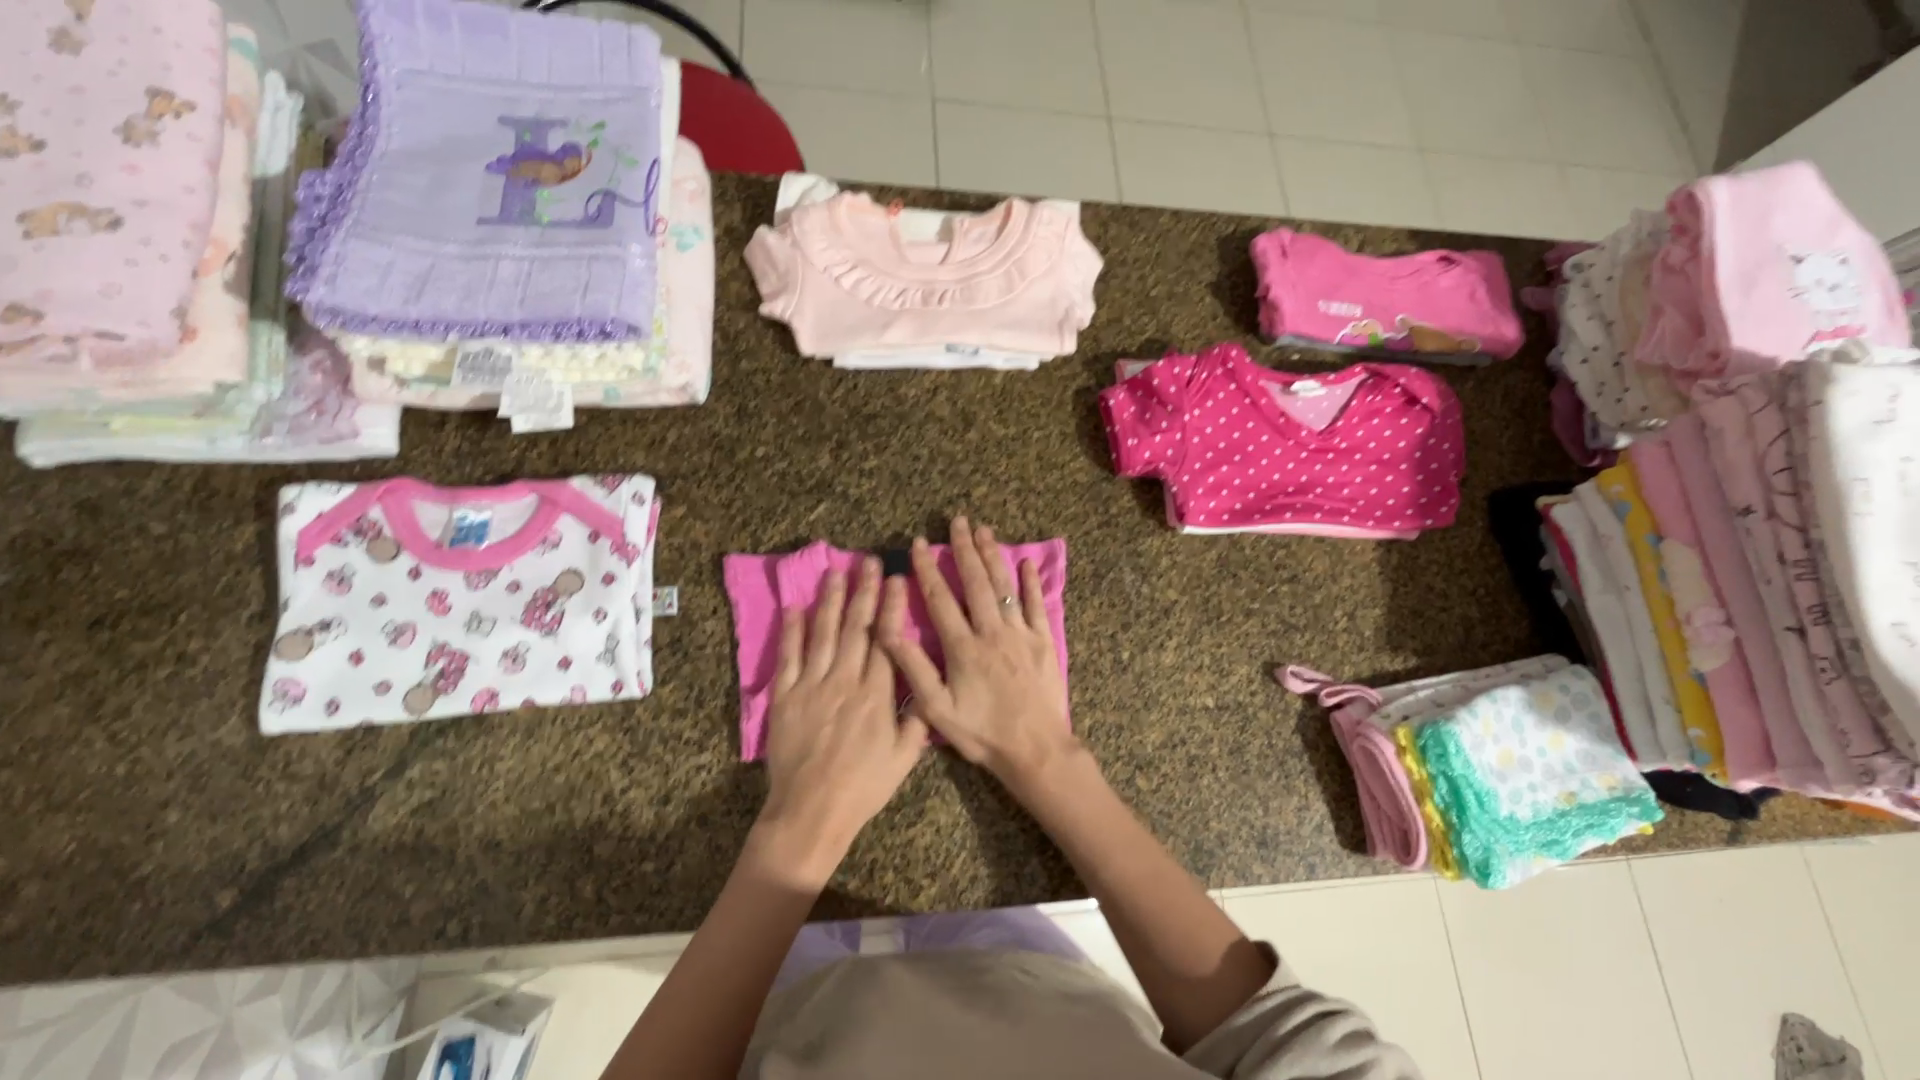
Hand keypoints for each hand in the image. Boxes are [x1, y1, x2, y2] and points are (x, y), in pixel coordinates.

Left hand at [759, 558, 928, 885]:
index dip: (891, 607)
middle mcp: (845, 681)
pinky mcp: (784, 696)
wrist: (812, 809)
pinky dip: (792, 630)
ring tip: (835, 572)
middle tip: (867, 562)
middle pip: (855, 627)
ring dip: (829, 600)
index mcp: (876, 695)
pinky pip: (788, 656)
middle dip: (863, 592)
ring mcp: (812, 685)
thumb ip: (916, 722)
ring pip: (822, 633)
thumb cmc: (863, 787)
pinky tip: (796, 608)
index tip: (895, 581)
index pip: (886, 640)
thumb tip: (924, 691)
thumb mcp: (904, 759)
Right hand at [878, 516, 1078, 789]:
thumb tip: (887, 632)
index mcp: (962, 647)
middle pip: (975, 582)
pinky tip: (1026, 563)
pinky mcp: (1044, 642)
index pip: (940, 599)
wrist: (1035, 749)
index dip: (927, 569)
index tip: (919, 543)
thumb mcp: (937, 709)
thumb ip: (913, 668)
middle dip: (964, 549)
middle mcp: (992, 632)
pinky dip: (1031, 582)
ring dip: (993, 555)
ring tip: (984, 529)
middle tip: (958, 521)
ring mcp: (1021, 634)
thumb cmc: (982, 734)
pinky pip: (1037, 605)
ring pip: (1004, 586)